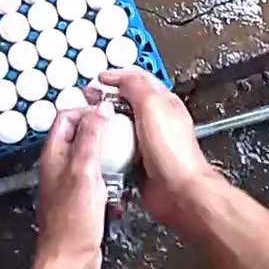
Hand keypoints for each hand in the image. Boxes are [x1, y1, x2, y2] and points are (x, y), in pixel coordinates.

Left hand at [34, 107, 107, 268]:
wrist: (69, 261)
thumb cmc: (71, 222)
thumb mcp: (84, 171)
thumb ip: (92, 138)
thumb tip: (101, 109)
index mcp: (55, 154)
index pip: (66, 116)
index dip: (87, 110)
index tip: (109, 113)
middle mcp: (60, 165)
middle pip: (80, 134)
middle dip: (102, 131)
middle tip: (121, 132)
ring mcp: (71, 182)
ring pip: (92, 157)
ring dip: (109, 157)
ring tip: (124, 158)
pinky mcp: (82, 199)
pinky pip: (99, 179)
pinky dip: (111, 179)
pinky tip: (120, 188)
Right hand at [97, 69, 224, 235]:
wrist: (178, 192)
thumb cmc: (174, 153)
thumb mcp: (152, 106)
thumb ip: (135, 86)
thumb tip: (118, 76)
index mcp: (164, 102)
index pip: (139, 79)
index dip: (118, 76)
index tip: (99, 79)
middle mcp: (157, 121)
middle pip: (128, 102)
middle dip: (108, 99)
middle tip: (90, 99)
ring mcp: (148, 142)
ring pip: (121, 126)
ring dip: (106, 123)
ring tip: (91, 120)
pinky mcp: (139, 162)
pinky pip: (118, 150)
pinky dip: (108, 147)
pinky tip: (100, 146)